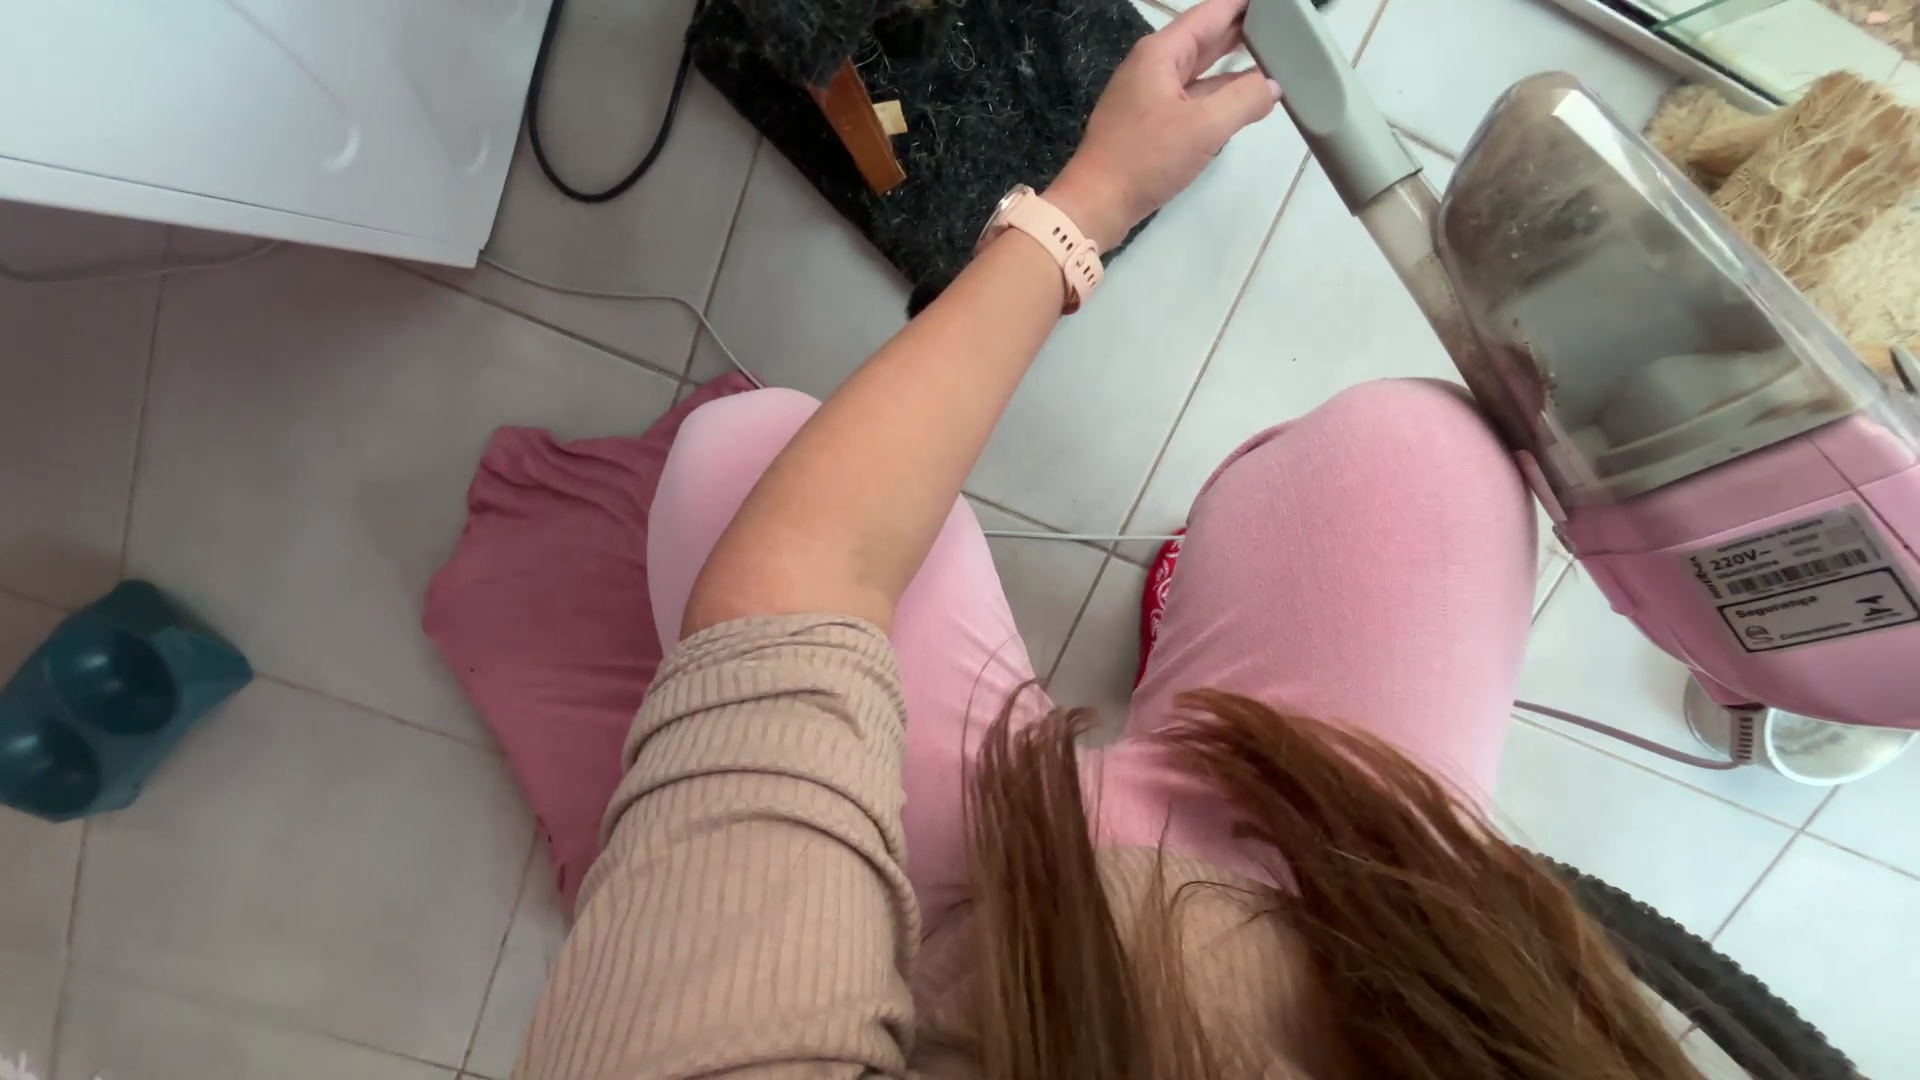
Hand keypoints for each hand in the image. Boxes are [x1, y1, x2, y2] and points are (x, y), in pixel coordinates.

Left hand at [1045, 0, 1280, 249]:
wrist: (1095, 206)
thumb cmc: (1144, 161)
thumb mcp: (1204, 128)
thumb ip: (1244, 101)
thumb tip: (1271, 87)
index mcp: (1161, 54)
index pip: (1213, 12)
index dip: (1246, 5)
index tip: (1280, 8)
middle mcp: (1151, 69)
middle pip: (1205, 41)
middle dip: (1242, 34)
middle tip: (1284, 34)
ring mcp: (1145, 99)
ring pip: (1197, 76)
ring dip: (1230, 74)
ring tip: (1272, 68)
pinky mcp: (1144, 129)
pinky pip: (1186, 104)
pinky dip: (1212, 103)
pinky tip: (1236, 109)